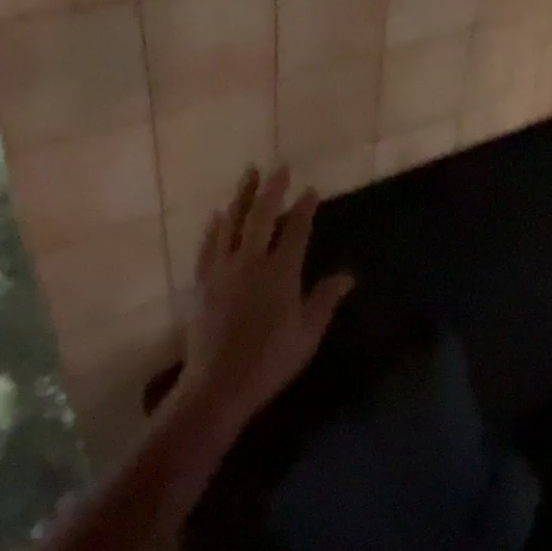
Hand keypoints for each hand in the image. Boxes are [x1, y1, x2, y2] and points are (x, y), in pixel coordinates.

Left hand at [175, 167, 354, 425]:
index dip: (305, 208)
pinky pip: (209, 244)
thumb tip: (348, 275)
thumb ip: (325, 299)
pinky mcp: (203, 281)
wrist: (218, 384)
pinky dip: (214, 226)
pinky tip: (217, 214)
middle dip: (273, 189)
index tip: (311, 190)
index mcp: (281, 273)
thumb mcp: (308, 333)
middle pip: (263, 216)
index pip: (296, 231)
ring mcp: (223, 269)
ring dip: (242, 196)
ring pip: (232, 222)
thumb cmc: (271, 361)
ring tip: (249, 174)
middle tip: (279, 167)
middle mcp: (251, 261)